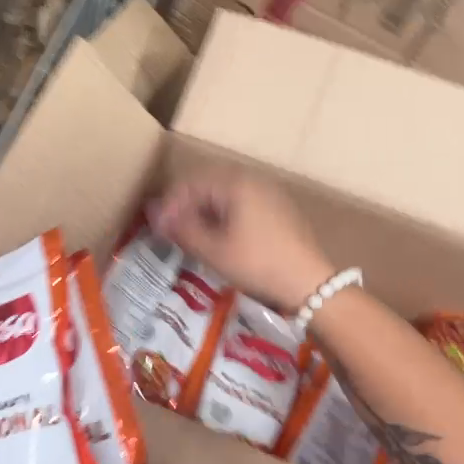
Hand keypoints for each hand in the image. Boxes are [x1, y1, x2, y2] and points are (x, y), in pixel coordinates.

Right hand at [150, 167, 335, 312]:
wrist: (310, 284)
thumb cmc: (258, 264)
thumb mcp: (214, 250)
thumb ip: (182, 229)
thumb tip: (154, 214)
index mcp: (236, 183)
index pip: (190, 184)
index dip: (170, 205)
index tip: (158, 229)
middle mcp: (253, 180)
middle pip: (208, 186)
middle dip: (186, 208)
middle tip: (172, 233)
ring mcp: (269, 193)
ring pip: (225, 196)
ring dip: (204, 214)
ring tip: (193, 239)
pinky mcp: (279, 209)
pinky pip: (242, 205)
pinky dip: (224, 218)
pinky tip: (220, 240)